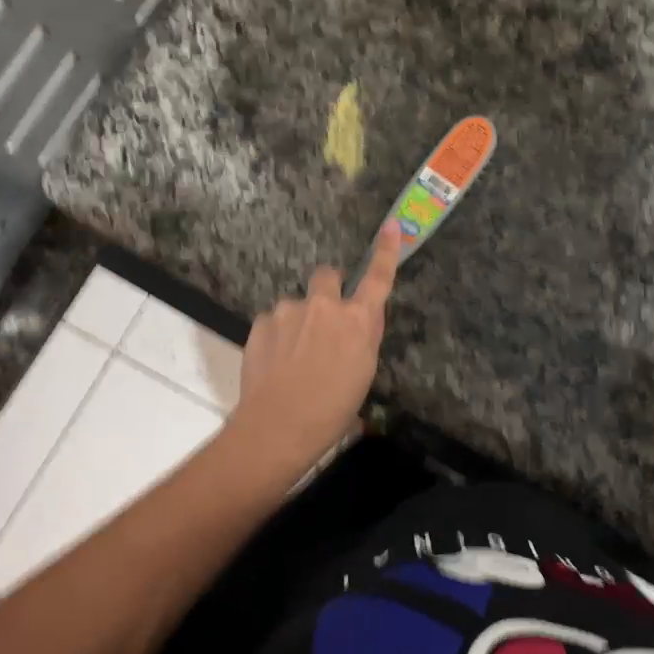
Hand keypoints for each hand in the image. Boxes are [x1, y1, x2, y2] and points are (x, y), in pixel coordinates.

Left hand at [225, 222, 401, 474]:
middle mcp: (324, 306)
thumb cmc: (332, 409)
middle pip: (328, 276)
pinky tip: (275, 364)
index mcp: (357, 320)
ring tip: (294, 359)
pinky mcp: (261, 322)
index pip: (378, 278)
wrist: (277, 426)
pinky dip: (277, 336)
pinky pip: (274, 321)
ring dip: (299, 321)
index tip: (392, 227)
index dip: (387, 251)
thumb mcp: (363, 374)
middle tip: (324, 319)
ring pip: (298, 305)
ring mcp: (289, 311)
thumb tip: (365, 315)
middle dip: (329, 288)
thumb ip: (365, 336)